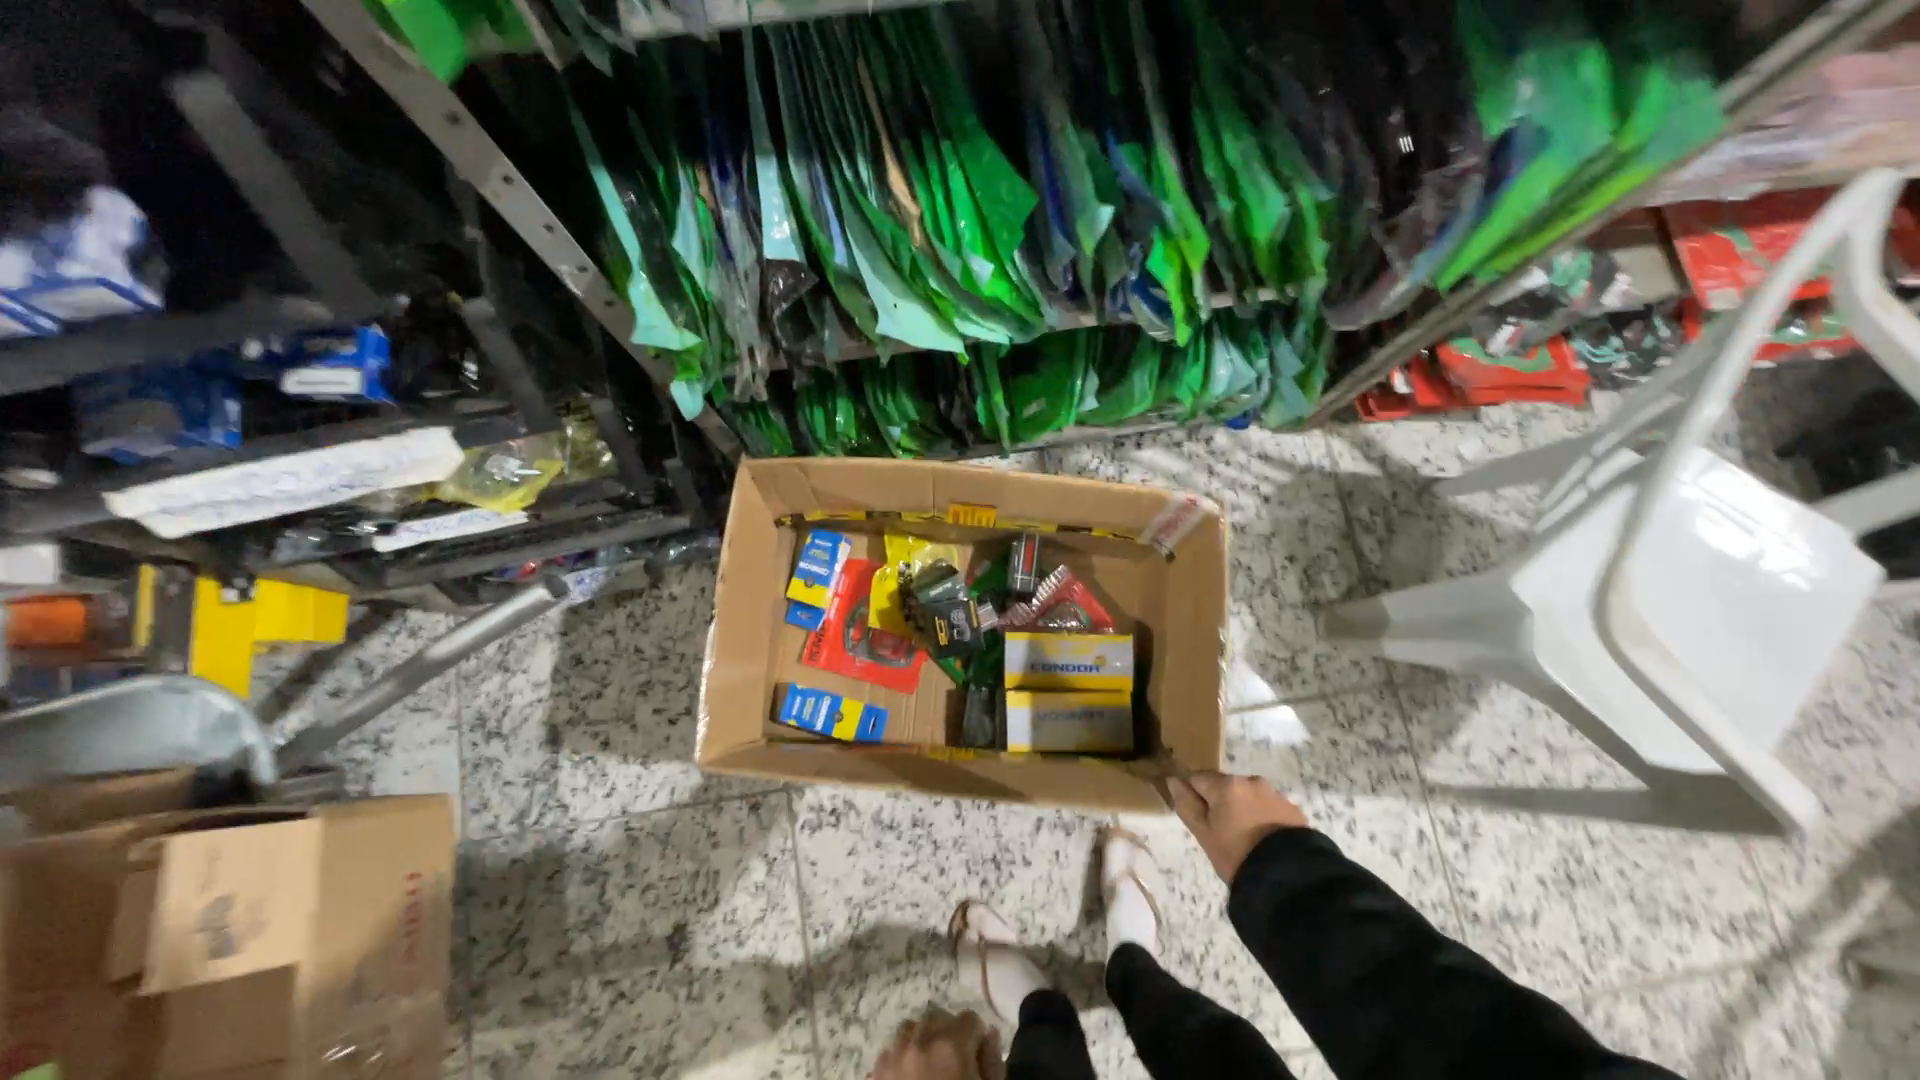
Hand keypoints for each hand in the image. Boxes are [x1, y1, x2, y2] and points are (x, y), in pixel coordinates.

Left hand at [869, 1008, 1004, 1079]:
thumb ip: (993, 1064)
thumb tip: (989, 1037)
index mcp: (951, 1047)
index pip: (971, 1019)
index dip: (977, 1037)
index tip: (978, 1058)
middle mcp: (919, 1043)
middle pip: (937, 1018)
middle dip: (949, 1032)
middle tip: (956, 1061)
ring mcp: (892, 1058)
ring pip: (909, 1029)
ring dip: (922, 1039)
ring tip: (930, 1066)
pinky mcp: (875, 1077)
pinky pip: (889, 1052)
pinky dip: (901, 1058)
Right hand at [1166, 771, 1308, 882]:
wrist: (1287, 876)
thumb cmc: (1236, 854)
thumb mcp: (1203, 833)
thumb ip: (1186, 804)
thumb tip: (1173, 780)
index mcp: (1226, 784)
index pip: (1197, 778)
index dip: (1194, 796)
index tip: (1200, 820)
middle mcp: (1251, 781)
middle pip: (1224, 786)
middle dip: (1220, 803)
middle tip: (1222, 833)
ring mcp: (1275, 794)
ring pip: (1247, 796)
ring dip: (1243, 809)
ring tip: (1246, 839)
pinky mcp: (1293, 809)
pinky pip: (1268, 807)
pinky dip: (1262, 817)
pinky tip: (1264, 840)